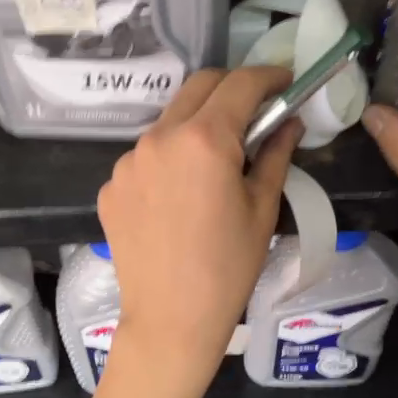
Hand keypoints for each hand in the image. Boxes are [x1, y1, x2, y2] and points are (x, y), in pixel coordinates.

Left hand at [97, 65, 302, 379]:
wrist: (170, 321)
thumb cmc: (227, 269)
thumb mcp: (262, 210)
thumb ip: (275, 155)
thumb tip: (288, 123)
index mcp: (204, 140)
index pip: (239, 83)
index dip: (268, 76)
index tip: (285, 82)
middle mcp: (159, 138)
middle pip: (198, 89)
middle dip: (231, 90)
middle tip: (255, 113)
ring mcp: (127, 163)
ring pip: (167, 125)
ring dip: (195, 129)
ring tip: (213, 166)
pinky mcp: (110, 189)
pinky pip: (144, 161)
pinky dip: (167, 165)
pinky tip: (179, 200)